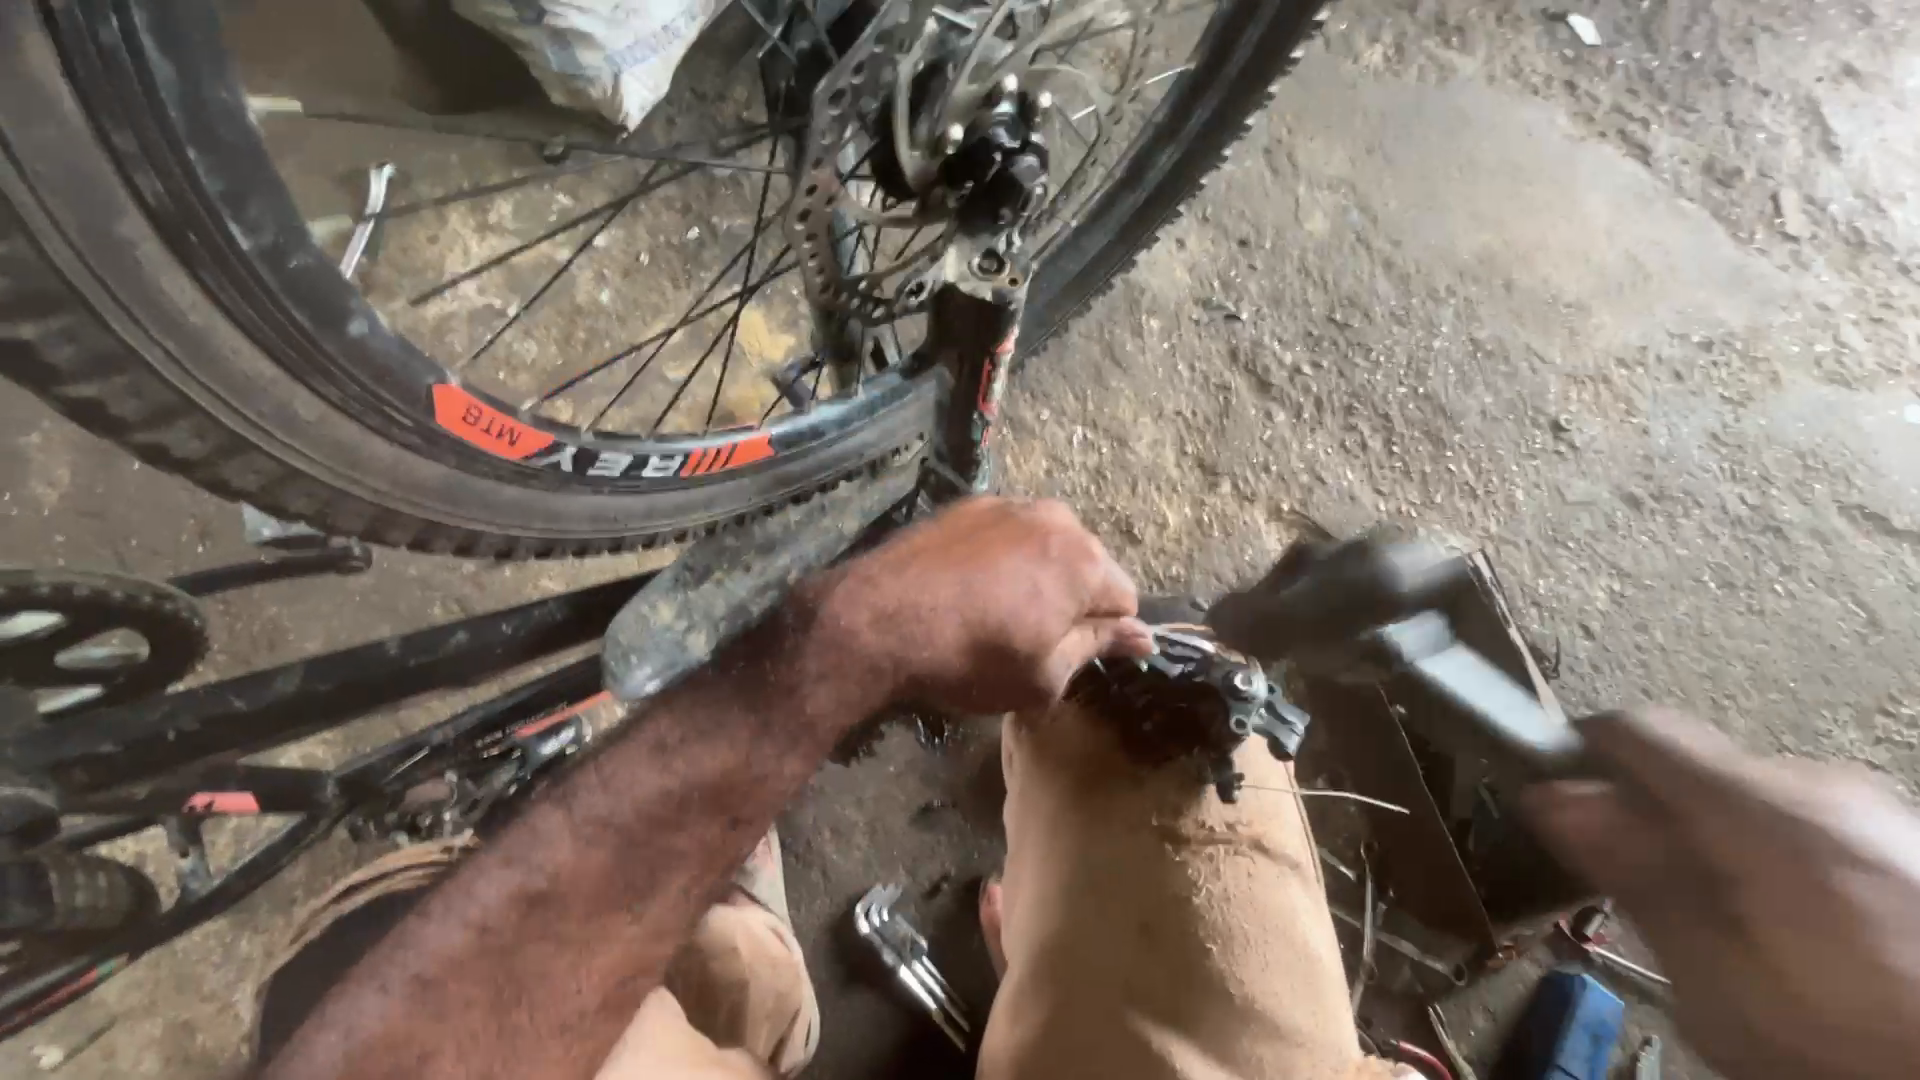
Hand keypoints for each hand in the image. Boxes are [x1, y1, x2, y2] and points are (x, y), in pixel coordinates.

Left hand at [811, 497, 1151, 713]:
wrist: (877, 620)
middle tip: (1028, 640)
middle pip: (1086, 566)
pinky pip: (1005, 535)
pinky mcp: (966, 506)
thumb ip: (1098, 647)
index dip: (1105, 634)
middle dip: (1072, 600)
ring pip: (1045, 546)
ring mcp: (1006, 505)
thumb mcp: (1044, 675)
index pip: (1125, 600)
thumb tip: (1143, 637)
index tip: (1071, 656)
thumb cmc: (970, 658)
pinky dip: (1001, 559)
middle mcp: (1054, 519)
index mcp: (1084, 561)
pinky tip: (967, 589)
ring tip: (993, 613)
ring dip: (1036, 575)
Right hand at [1524, 709, 1919, 1079]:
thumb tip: (1551, 799)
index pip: (1632, 728)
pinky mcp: (1902, 833)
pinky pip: (1793, 809)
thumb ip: (1635, 880)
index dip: (1577, 752)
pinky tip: (1781, 917)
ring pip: (1737, 787)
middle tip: (1637, 884)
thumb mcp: (1718, 984)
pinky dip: (1756, 842)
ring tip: (1715, 911)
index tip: (1558, 800)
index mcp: (1763, 815)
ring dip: (1701, 829)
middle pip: (1685, 761)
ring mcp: (1872, 807)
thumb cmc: (1852, 1046)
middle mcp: (1820, 788)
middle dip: (1643, 809)